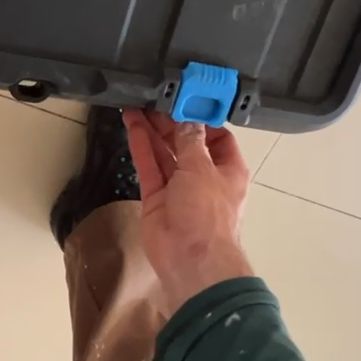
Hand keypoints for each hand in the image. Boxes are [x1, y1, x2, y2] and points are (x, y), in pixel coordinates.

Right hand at [122, 109, 254, 308]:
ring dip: (152, 132)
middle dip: (171, 123)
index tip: (184, 101)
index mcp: (228, 170)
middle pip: (186, 144)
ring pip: (164, 154)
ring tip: (136, 108)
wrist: (190, 260)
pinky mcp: (157, 199)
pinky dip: (141, 148)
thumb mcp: (202, 169)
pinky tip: (132, 127)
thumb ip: (190, 141)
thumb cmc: (207, 213)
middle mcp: (204, 177)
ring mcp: (179, 189)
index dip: (201, 119)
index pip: (217, 137)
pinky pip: (149, 168)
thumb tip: (188, 121)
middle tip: (153, 101)